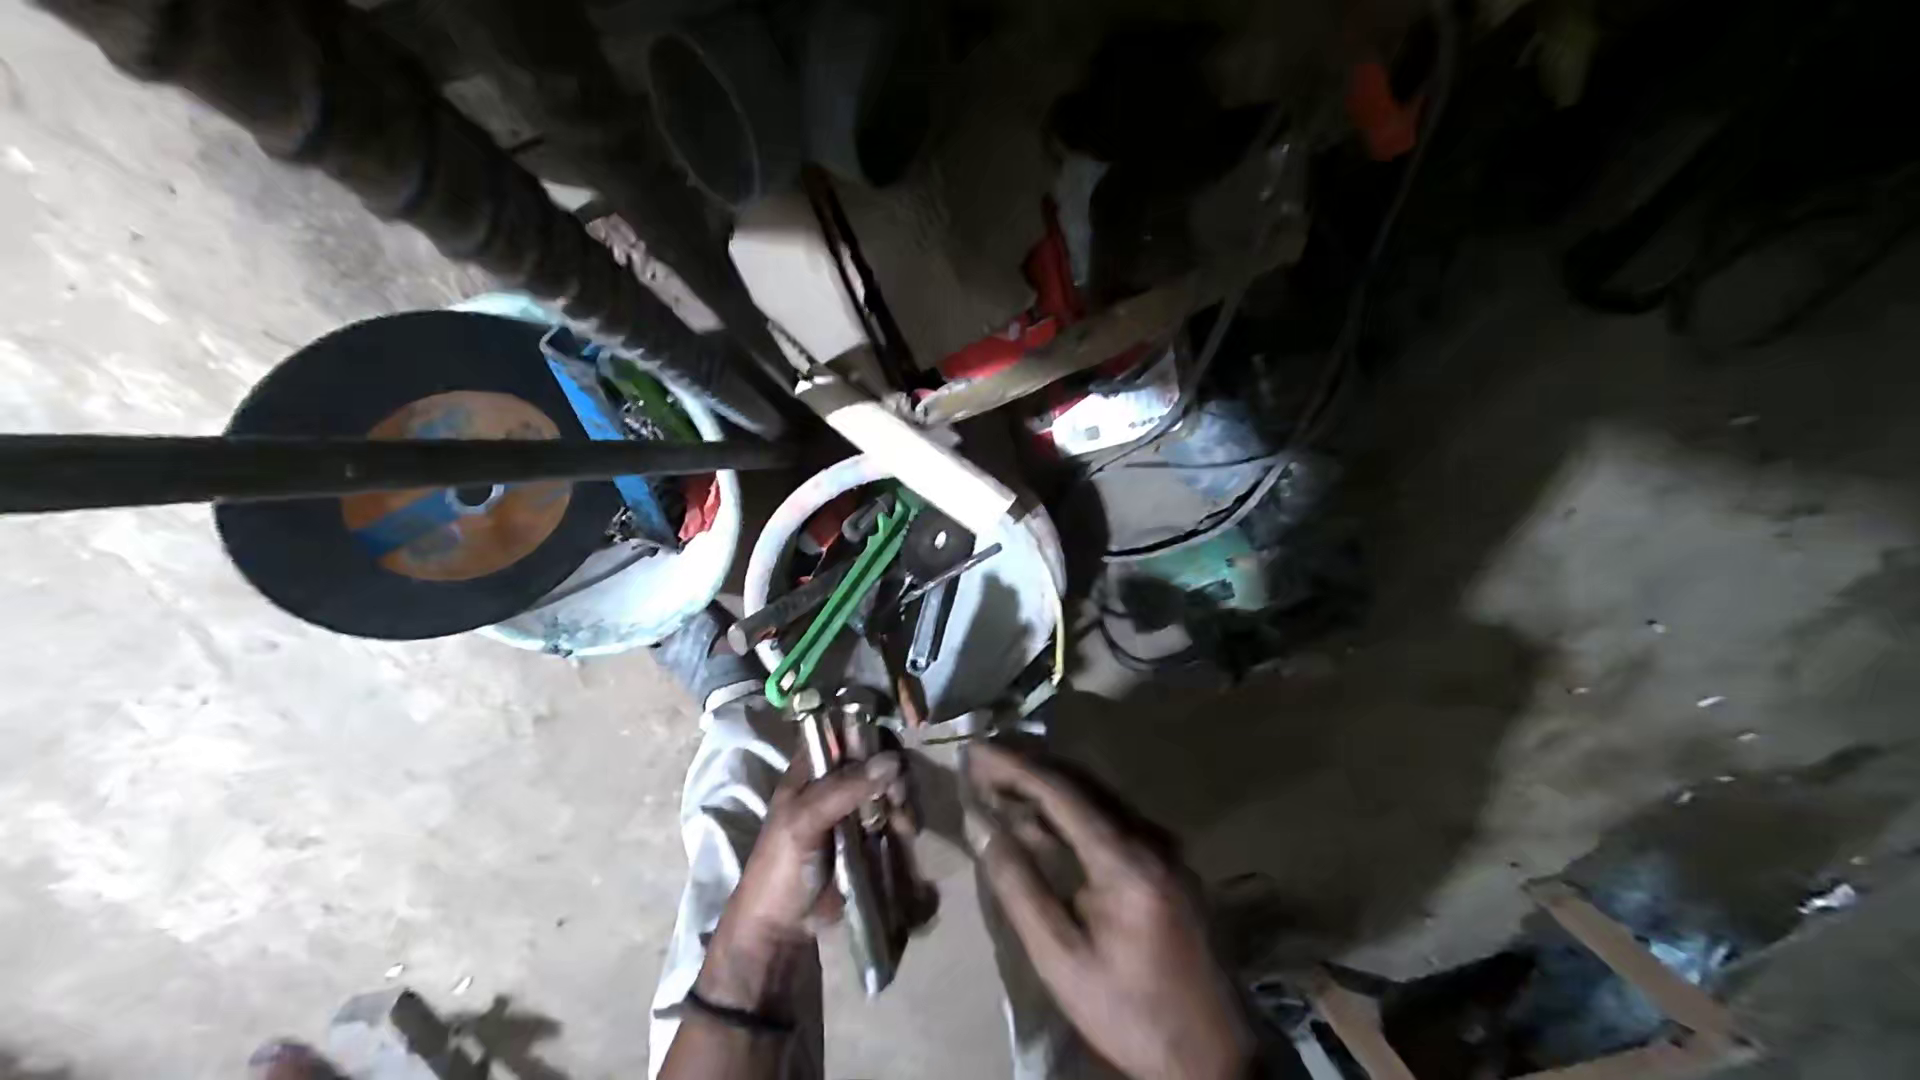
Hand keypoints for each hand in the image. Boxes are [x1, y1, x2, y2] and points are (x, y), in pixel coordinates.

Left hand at [695, 753, 903, 1014]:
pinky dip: (907, 818)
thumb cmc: (780, 868)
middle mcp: (837, 779)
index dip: (870, 732)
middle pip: (877, 755)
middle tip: (897, 800)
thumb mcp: (803, 822)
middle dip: (894, 773)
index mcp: (812, 766)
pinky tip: (908, 833)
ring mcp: (855, 807)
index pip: (845, 729)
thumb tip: (893, 760)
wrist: (781, 930)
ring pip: (891, 784)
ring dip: (904, 799)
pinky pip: (896, 813)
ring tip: (904, 825)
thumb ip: (845, 788)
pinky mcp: (871, 834)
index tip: (887, 754)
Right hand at [967, 742, 1252, 1079]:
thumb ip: (1018, 884)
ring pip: (1095, 796)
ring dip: (1047, 785)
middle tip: (981, 760)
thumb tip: (979, 822)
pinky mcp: (1166, 860)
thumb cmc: (1127, 1010)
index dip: (1013, 766)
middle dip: (1027, 766)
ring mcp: (1164, 846)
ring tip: (1000, 780)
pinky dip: (1070, 809)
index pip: (1060, 791)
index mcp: (1126, 859)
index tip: (975, 749)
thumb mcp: (1060, 957)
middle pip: (1080, 783)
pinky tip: (1041, 817)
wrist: (1211, 1056)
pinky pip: (1110, 817)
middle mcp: (1150, 837)